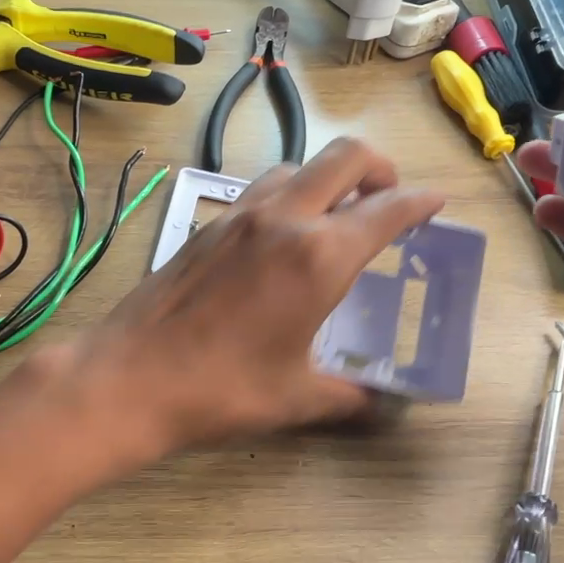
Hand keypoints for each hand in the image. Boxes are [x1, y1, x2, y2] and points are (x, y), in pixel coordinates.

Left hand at [76, 138, 443, 453]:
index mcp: (318, 256)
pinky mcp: (204, 228)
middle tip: (387, 198)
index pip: (387, 209)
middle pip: (344, 157)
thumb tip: (378, 405)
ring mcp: (237, 217)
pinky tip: (277, 240)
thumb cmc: (220, 390)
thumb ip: (347, 396)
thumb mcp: (295, 398)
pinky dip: (284, 198)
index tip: (436, 203)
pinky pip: (257, 193)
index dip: (420, 202)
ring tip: (332, 217)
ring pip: (295, 168)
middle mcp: (281, 220)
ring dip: (325, 179)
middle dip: (379, 168)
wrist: (128, 378)